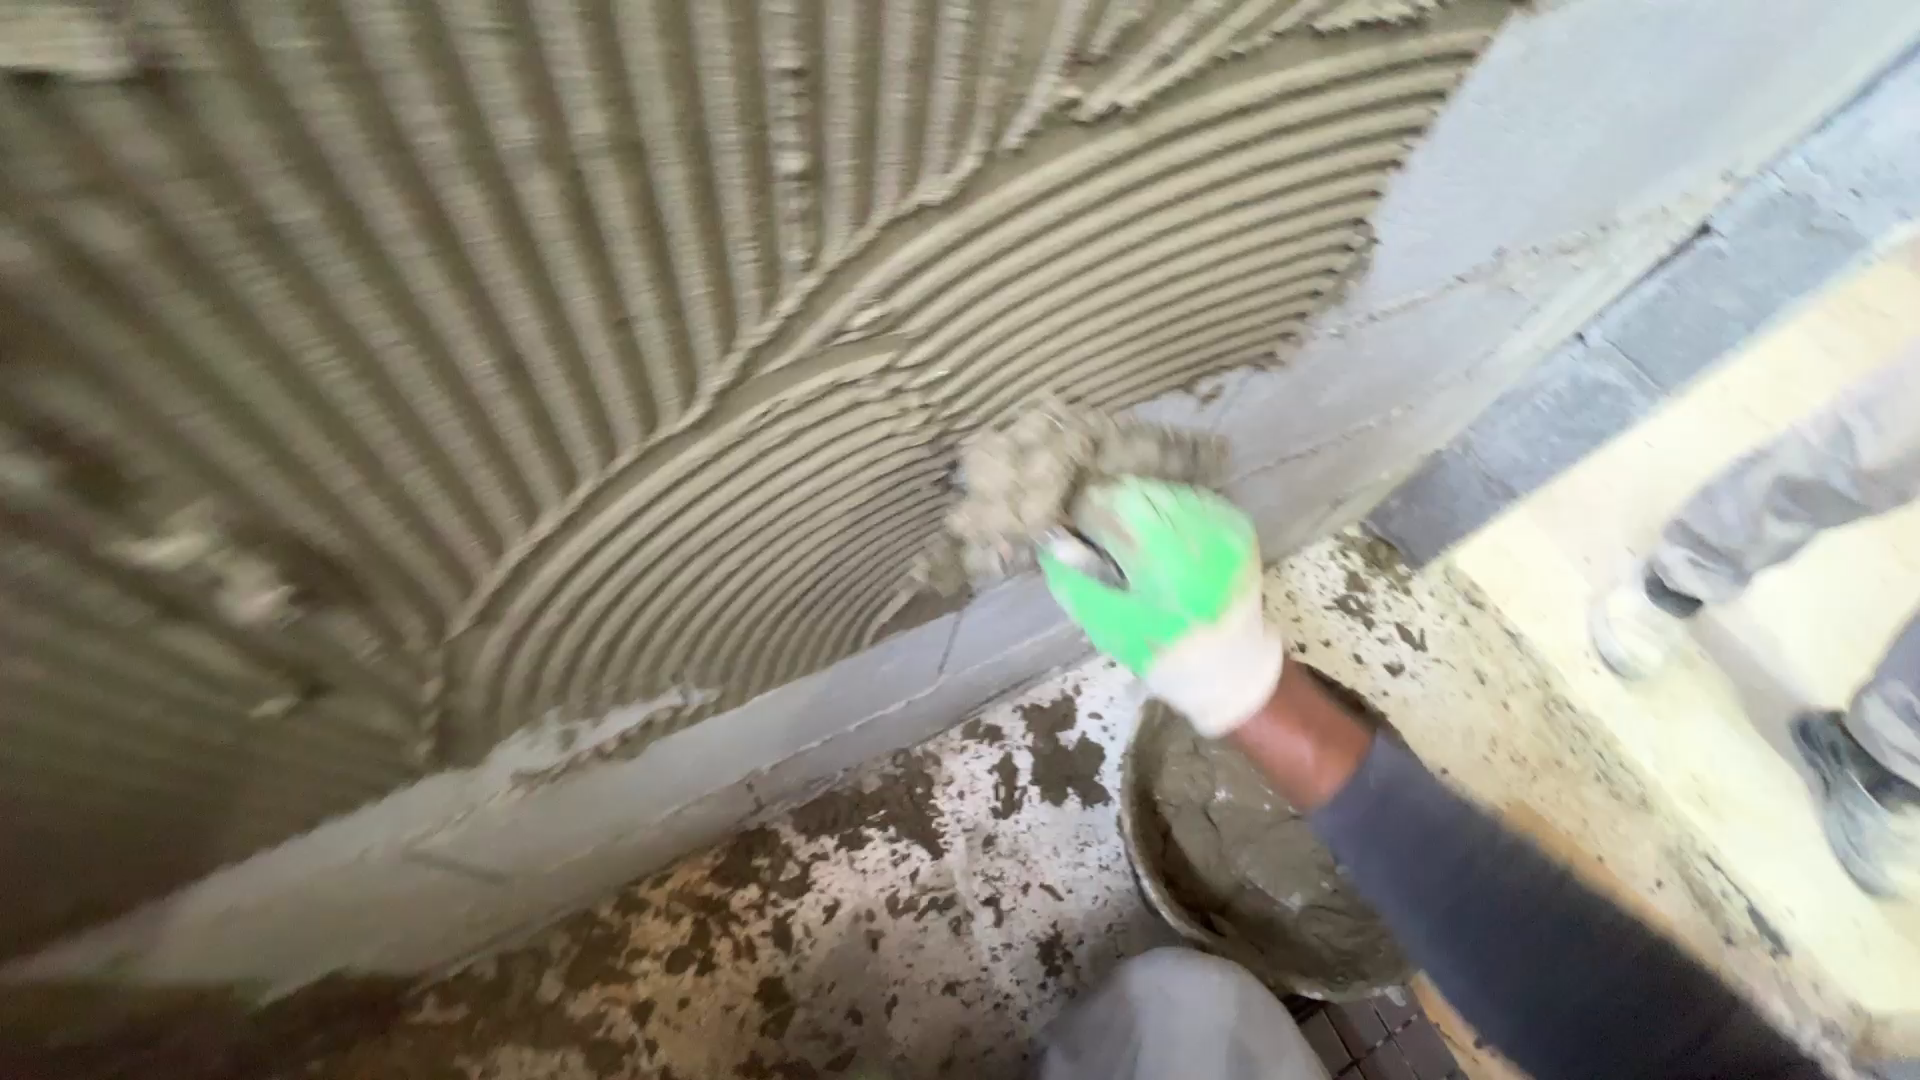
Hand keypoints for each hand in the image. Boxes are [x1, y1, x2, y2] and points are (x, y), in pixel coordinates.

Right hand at [1038, 477, 1284, 736]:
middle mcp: (1193, 528)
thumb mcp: (1104, 621)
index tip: (1072, 533)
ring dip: (1133, 506)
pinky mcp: (1233, 519)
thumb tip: (1049, 535)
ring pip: (1155, 487)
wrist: (1230, 665)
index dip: (1079, 514)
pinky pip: (1182, 497)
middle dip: (1106, 507)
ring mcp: (1218, 520)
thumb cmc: (1157, 650)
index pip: (1101, 502)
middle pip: (1129, 487)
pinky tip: (1159, 540)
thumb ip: (1073, 576)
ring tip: (1130, 541)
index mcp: (1159, 556)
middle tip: (1100, 538)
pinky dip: (1161, 512)